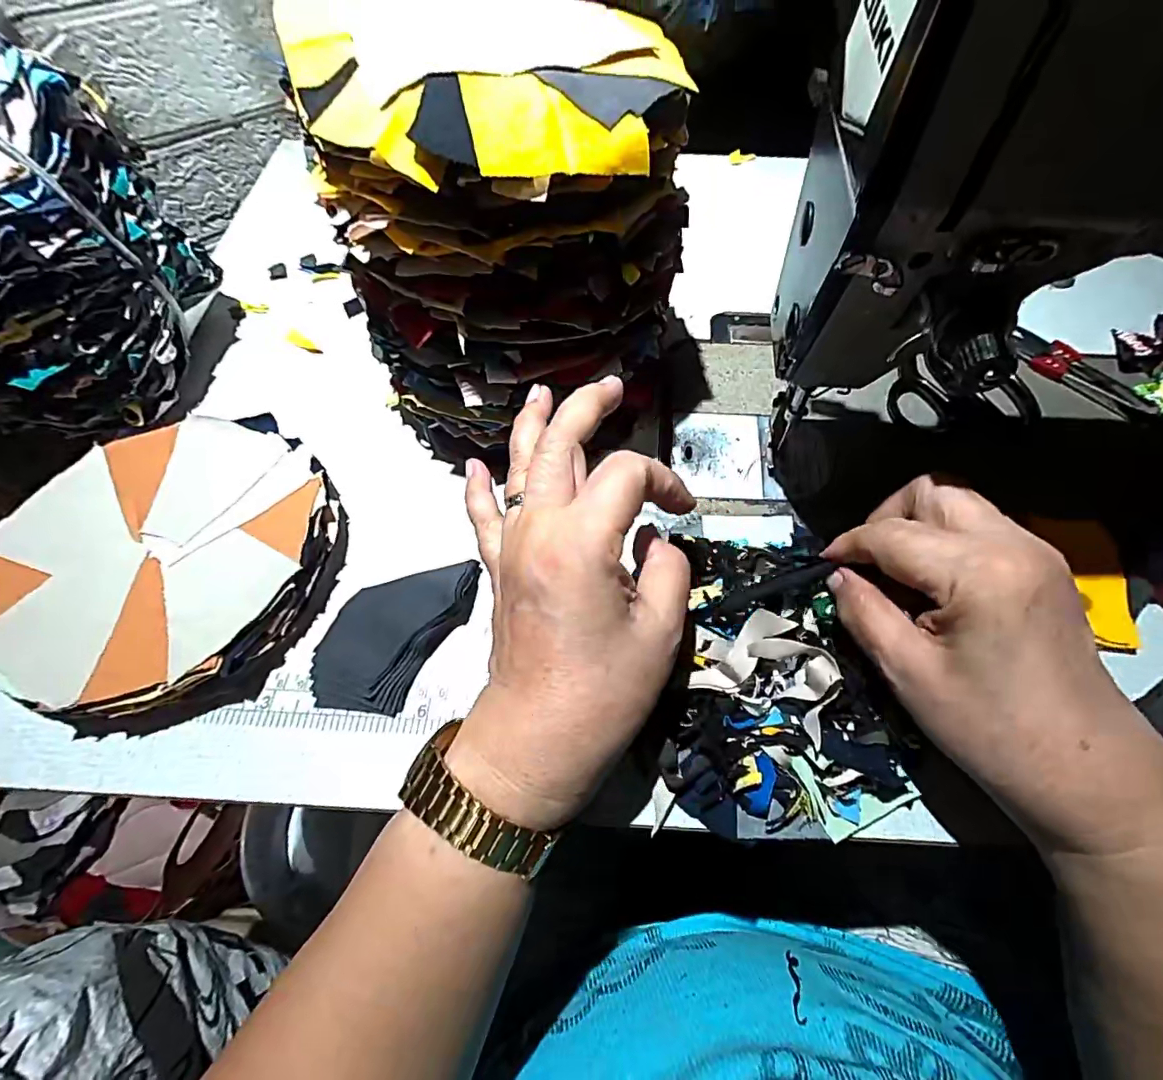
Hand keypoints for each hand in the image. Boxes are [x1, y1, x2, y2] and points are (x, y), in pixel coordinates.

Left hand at [455, 378, 694, 831]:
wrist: (535, 739)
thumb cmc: (603, 692)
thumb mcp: (661, 631)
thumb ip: (666, 568)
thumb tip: (655, 542)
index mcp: (581, 540)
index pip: (627, 475)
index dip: (664, 480)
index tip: (684, 509)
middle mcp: (538, 531)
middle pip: (560, 446)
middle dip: (588, 408)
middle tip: (612, 387)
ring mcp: (511, 548)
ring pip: (519, 469)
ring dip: (534, 428)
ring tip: (543, 394)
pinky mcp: (499, 570)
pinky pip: (484, 518)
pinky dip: (482, 489)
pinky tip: (477, 467)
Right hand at [824, 477, 1162, 858]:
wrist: (1083, 767)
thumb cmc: (991, 731)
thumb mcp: (911, 676)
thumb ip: (866, 615)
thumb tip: (840, 578)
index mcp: (978, 570)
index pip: (894, 533)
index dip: (851, 543)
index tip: (826, 563)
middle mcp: (1013, 543)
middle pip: (933, 492)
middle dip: (888, 518)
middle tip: (866, 564)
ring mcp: (1037, 551)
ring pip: (963, 504)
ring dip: (921, 526)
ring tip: (898, 575)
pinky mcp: (1047, 567)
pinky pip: (987, 529)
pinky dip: (951, 541)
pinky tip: (938, 586)